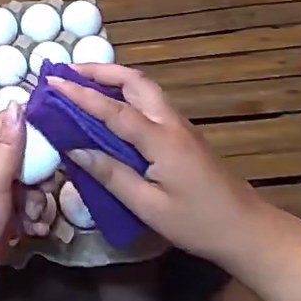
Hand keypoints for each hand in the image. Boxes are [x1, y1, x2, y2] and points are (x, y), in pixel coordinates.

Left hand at [0, 106, 55, 300]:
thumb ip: (8, 145)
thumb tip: (18, 104)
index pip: (3, 126)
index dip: (26, 120)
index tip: (53, 123)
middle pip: (24, 159)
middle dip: (41, 171)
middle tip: (47, 184)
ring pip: (30, 188)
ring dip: (39, 201)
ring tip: (32, 217)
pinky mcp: (6, 226)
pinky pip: (29, 214)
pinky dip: (35, 221)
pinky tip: (35, 232)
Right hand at [51, 63, 271, 265]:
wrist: (248, 229)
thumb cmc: (198, 223)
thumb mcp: (148, 207)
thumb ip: (111, 174)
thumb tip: (74, 148)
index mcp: (161, 140)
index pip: (113, 109)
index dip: (80, 94)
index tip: (52, 81)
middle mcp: (170, 122)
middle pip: (134, 80)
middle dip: (99, 70)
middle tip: (67, 72)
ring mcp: (180, 125)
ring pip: (144, 88)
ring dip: (112, 79)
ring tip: (82, 82)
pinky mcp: (183, 134)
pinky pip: (149, 102)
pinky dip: (125, 94)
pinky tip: (110, 107)